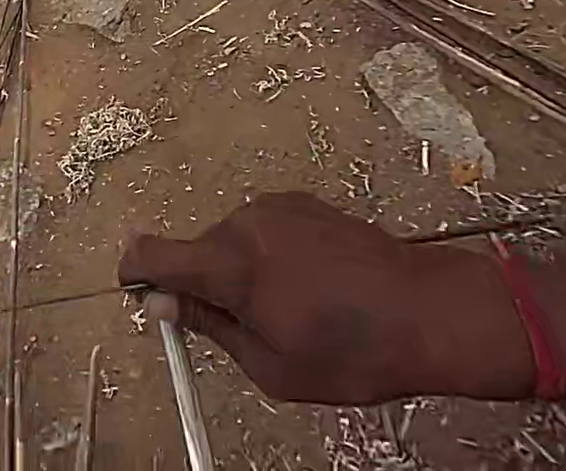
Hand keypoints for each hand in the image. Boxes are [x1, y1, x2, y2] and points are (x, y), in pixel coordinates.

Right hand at [118, 193, 530, 404]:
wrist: (430, 310)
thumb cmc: (351, 352)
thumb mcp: (271, 365)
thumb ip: (208, 326)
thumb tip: (161, 303)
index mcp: (227, 264)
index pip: (153, 253)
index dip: (135, 269)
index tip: (138, 288)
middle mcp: (240, 222)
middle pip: (196, 250)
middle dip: (203, 282)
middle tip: (243, 321)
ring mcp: (270, 206)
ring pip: (229, 239)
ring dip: (238, 267)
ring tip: (289, 302)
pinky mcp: (297, 200)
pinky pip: (261, 227)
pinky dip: (266, 251)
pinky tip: (309, 278)